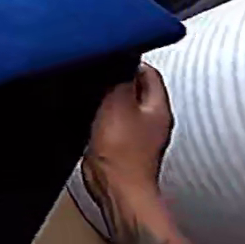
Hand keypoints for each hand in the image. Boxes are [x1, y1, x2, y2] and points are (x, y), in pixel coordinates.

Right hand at [82, 63, 174, 211]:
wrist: (115, 186)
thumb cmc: (122, 151)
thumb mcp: (117, 102)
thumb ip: (119, 79)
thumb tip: (119, 61)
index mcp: (158, 107)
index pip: (149, 73)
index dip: (128, 61)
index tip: (107, 57)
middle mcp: (151, 119)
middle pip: (134, 87)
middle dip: (114, 79)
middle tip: (95, 74)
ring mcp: (136, 133)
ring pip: (120, 103)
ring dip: (104, 97)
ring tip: (89, 93)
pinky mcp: (119, 144)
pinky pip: (108, 120)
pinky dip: (98, 114)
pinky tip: (87, 114)